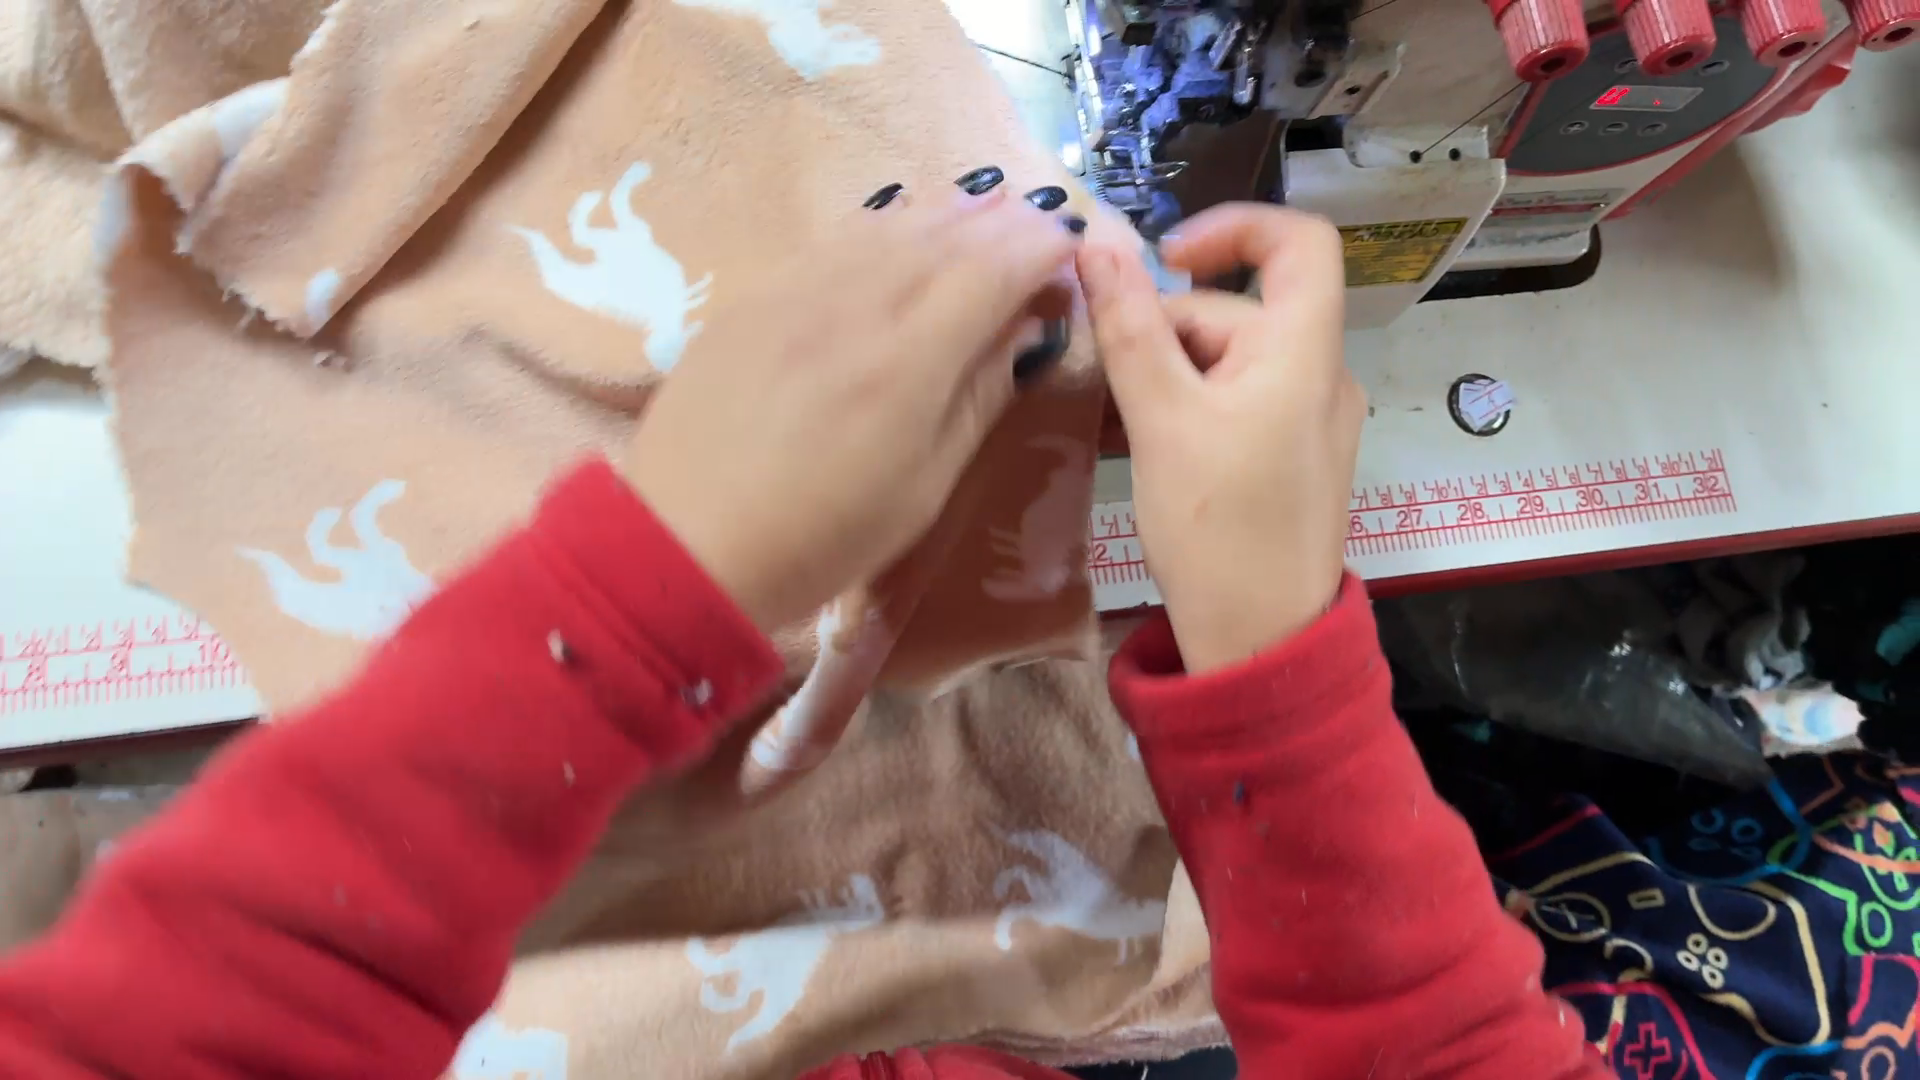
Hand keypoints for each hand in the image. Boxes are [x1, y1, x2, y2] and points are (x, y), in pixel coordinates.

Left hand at [624, 184, 1081, 630]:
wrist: (687, 546)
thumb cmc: (822, 538)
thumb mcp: (923, 488)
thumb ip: (977, 400)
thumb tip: (1024, 333)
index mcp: (908, 363)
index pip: (991, 274)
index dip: (1038, 249)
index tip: (1069, 243)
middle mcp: (854, 307)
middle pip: (942, 238)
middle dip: (998, 220)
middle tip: (1033, 211)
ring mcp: (794, 294)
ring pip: (884, 227)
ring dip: (941, 211)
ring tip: (978, 201)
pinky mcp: (751, 300)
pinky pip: (830, 241)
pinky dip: (876, 223)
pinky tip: (892, 222)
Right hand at [1078, 204, 1363, 672]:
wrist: (1258, 636)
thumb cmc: (1215, 523)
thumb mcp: (1162, 420)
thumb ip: (1129, 329)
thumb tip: (1097, 245)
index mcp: (1302, 352)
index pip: (1298, 242)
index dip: (1233, 227)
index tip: (1163, 256)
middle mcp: (1315, 376)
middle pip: (1234, 316)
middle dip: (1162, 333)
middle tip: (1099, 377)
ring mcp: (1302, 422)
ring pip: (1224, 366)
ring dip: (1163, 376)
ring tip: (1109, 416)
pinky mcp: (1284, 460)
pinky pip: (1231, 408)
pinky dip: (1183, 409)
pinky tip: (1137, 439)